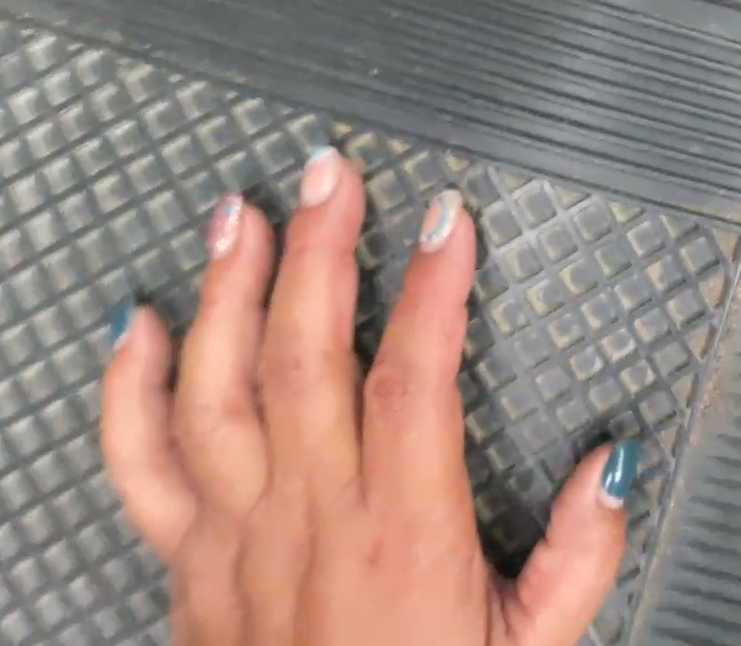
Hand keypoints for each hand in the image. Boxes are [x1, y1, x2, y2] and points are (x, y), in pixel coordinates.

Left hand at [101, 148, 639, 645]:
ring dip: (226, 291)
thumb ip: (584, 553)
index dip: (432, 290)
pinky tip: (141, 322)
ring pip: (215, 392)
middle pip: (302, 358)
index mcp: (402, 529)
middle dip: (317, 252)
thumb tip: (611, 459)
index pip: (413, 379)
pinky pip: (141, 466)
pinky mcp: (189, 563)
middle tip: (330, 176)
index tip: (449, 221)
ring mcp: (234, 538)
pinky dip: (129, 390)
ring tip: (241, 212)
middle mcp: (309, 517)